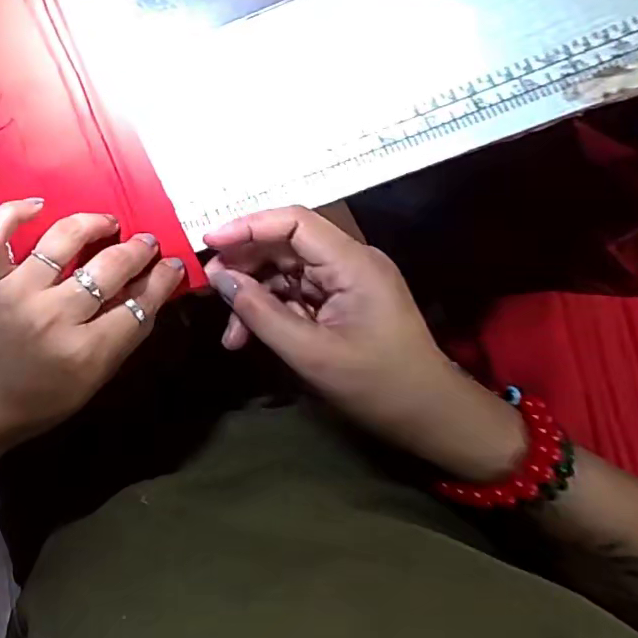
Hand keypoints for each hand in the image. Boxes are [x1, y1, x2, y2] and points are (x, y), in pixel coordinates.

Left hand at [0, 200, 187, 470]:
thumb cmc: (43, 399)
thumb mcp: (95, 378)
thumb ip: (126, 334)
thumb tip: (153, 288)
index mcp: (86, 350)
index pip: (138, 304)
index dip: (162, 279)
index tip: (172, 263)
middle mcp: (54, 316)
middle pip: (109, 268)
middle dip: (138, 250)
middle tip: (146, 242)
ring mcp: (18, 294)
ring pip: (63, 240)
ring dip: (94, 224)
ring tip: (109, 224)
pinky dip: (13, 214)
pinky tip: (39, 206)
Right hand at [203, 206, 526, 480]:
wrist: (428, 415)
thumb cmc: (378, 385)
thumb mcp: (312, 354)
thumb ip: (262, 314)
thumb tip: (221, 279)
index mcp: (352, 263)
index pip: (294, 222)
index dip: (248, 226)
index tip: (209, 242)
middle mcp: (349, 262)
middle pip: (285, 244)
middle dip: (245, 264)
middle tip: (210, 288)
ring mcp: (345, 281)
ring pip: (285, 272)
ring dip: (253, 296)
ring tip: (230, 333)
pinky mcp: (340, 301)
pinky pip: (295, 294)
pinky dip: (270, 311)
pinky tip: (247, 337)